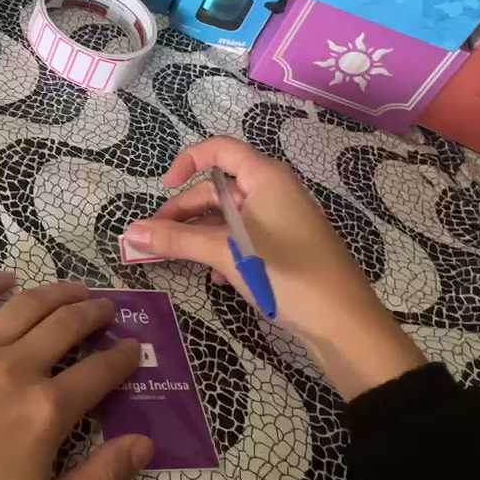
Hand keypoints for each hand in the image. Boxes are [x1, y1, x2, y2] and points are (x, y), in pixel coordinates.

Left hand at [0, 273, 151, 479]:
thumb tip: (145, 442)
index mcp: (45, 414)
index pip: (99, 374)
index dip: (123, 359)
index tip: (135, 349)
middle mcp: (15, 370)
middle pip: (65, 327)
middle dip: (93, 313)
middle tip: (108, 307)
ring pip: (24, 306)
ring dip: (55, 292)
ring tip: (74, 287)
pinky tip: (5, 277)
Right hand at [122, 136, 425, 398]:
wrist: (348, 330)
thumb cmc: (287, 275)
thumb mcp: (226, 253)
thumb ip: (177, 240)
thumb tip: (130, 231)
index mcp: (266, 177)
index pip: (219, 149)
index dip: (187, 161)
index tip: (164, 188)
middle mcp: (275, 191)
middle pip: (219, 187)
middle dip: (186, 210)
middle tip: (156, 237)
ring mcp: (284, 221)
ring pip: (230, 216)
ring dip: (201, 233)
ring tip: (177, 257)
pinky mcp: (288, 249)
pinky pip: (245, 237)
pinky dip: (224, 249)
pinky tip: (215, 276)